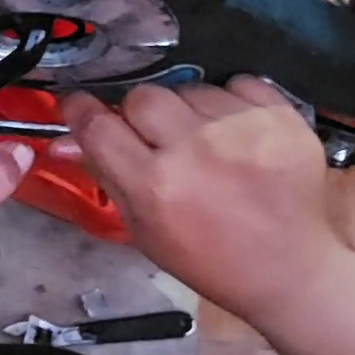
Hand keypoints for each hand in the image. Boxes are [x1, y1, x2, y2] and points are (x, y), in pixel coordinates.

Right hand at [52, 78, 349, 319]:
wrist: (290, 272)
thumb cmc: (206, 259)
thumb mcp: (143, 229)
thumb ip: (105, 175)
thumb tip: (64, 138)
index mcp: (156, 187)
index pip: (97, 125)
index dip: (80, 110)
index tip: (79, 107)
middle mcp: (197, 150)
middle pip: (142, 96)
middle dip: (139, 115)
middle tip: (154, 140)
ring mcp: (244, 130)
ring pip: (188, 87)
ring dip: (186, 110)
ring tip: (203, 142)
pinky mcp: (283, 118)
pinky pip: (236, 83)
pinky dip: (228, 103)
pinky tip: (235, 134)